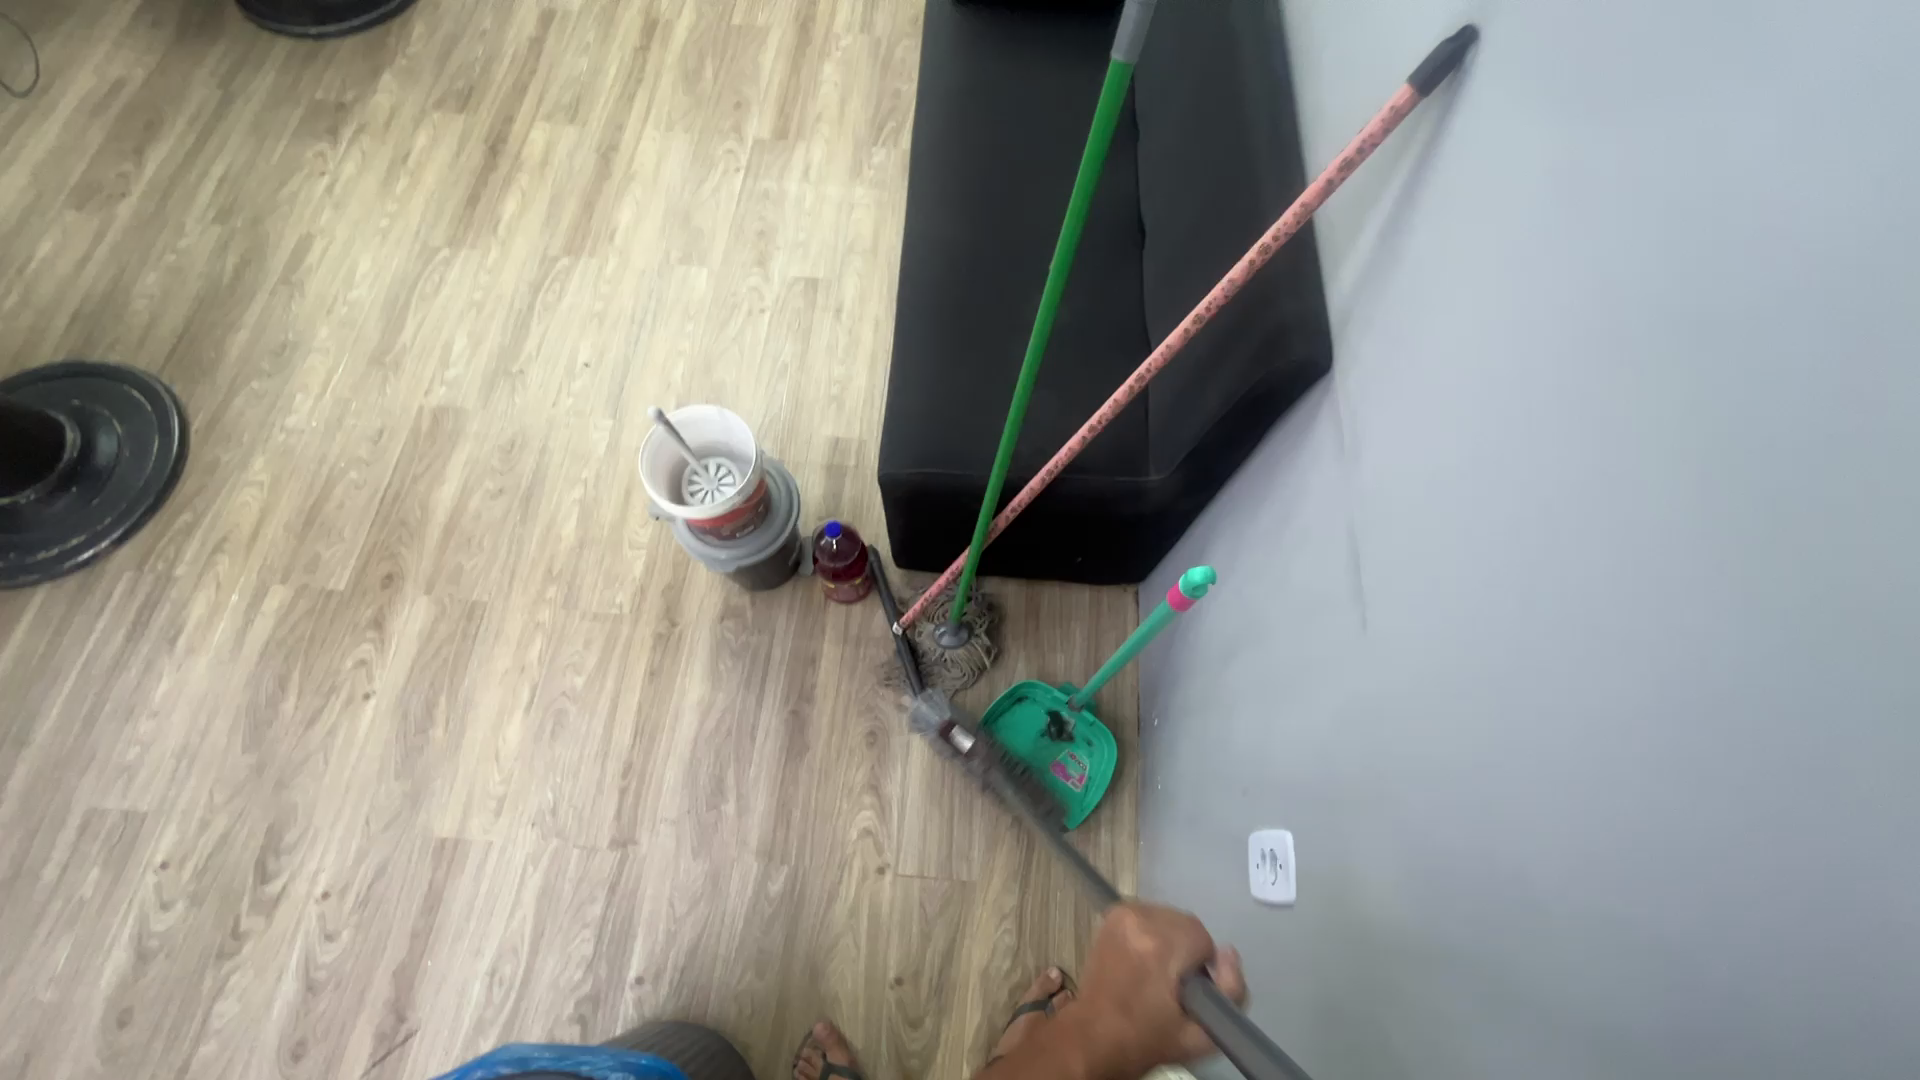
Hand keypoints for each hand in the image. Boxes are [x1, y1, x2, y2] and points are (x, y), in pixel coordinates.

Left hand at [1075, 903, 1246, 1074]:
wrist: (1095, 1035)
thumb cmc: (1148, 1039)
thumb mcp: (1202, 1034)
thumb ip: (1231, 993)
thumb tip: (1228, 953)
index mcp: (1160, 945)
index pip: (1203, 937)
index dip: (1204, 964)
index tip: (1191, 987)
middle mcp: (1139, 919)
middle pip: (1185, 923)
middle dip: (1188, 949)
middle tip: (1176, 981)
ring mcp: (1122, 914)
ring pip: (1167, 916)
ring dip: (1171, 939)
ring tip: (1159, 971)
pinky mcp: (1111, 915)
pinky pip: (1148, 915)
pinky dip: (1152, 932)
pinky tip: (1144, 958)